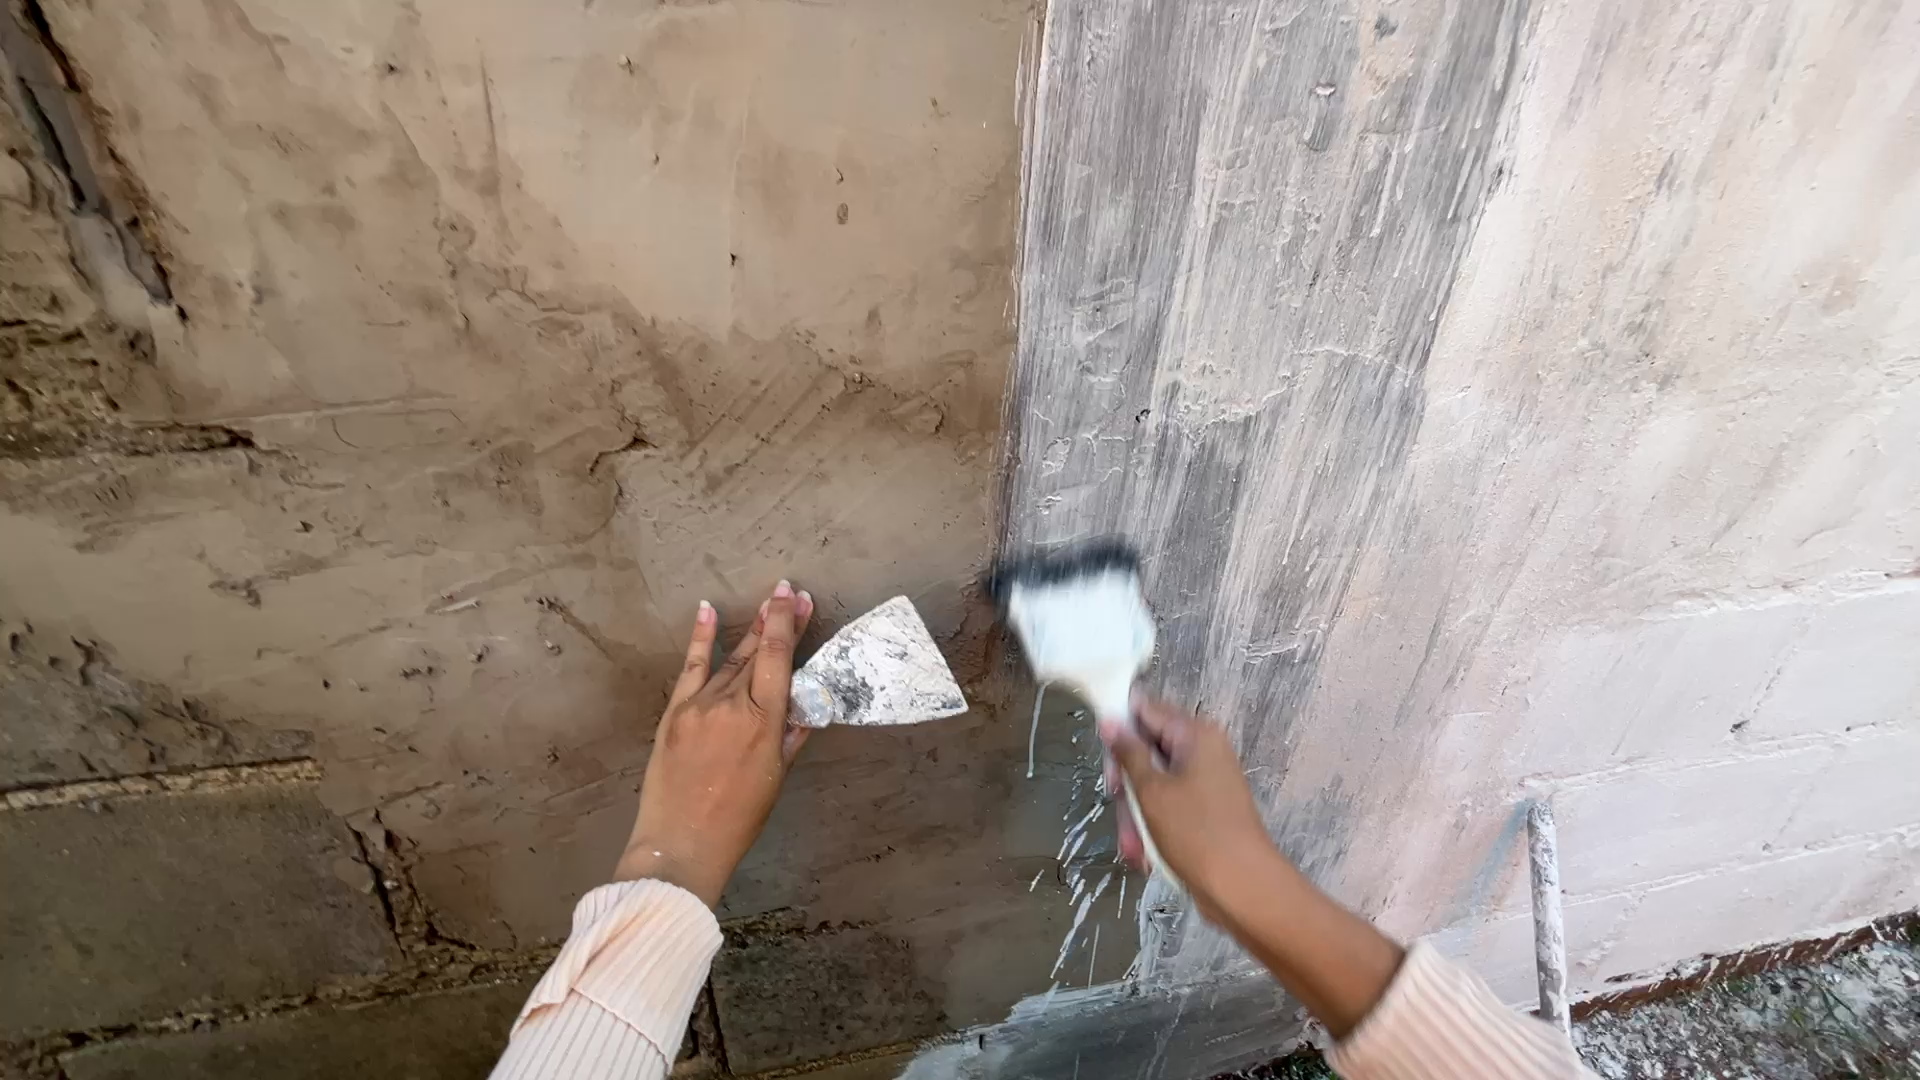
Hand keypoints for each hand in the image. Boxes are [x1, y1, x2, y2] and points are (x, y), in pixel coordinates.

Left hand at [614, 581, 815, 905]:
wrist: (679, 846)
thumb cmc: (739, 818)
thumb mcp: (777, 775)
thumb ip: (792, 734)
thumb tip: (806, 705)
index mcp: (763, 720)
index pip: (779, 657)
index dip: (788, 622)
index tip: (794, 596)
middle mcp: (731, 703)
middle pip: (758, 651)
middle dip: (776, 620)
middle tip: (789, 591)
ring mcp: (698, 705)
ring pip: (731, 659)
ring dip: (751, 631)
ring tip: (765, 605)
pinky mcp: (674, 712)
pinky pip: (691, 667)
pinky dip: (701, 638)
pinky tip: (708, 610)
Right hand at [1106, 693, 1404, 1037]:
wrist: (1244, 891)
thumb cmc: (1195, 832)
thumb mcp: (1151, 790)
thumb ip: (1127, 752)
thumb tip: (1110, 720)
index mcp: (1195, 734)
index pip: (1146, 710)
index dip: (1120, 727)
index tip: (1103, 752)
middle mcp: (1202, 751)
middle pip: (1146, 750)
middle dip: (1127, 782)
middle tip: (1116, 799)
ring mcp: (1204, 782)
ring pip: (1152, 784)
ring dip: (1135, 813)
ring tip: (1132, 845)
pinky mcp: (1203, 810)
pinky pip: (1167, 806)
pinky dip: (1152, 826)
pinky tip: (1143, 854)